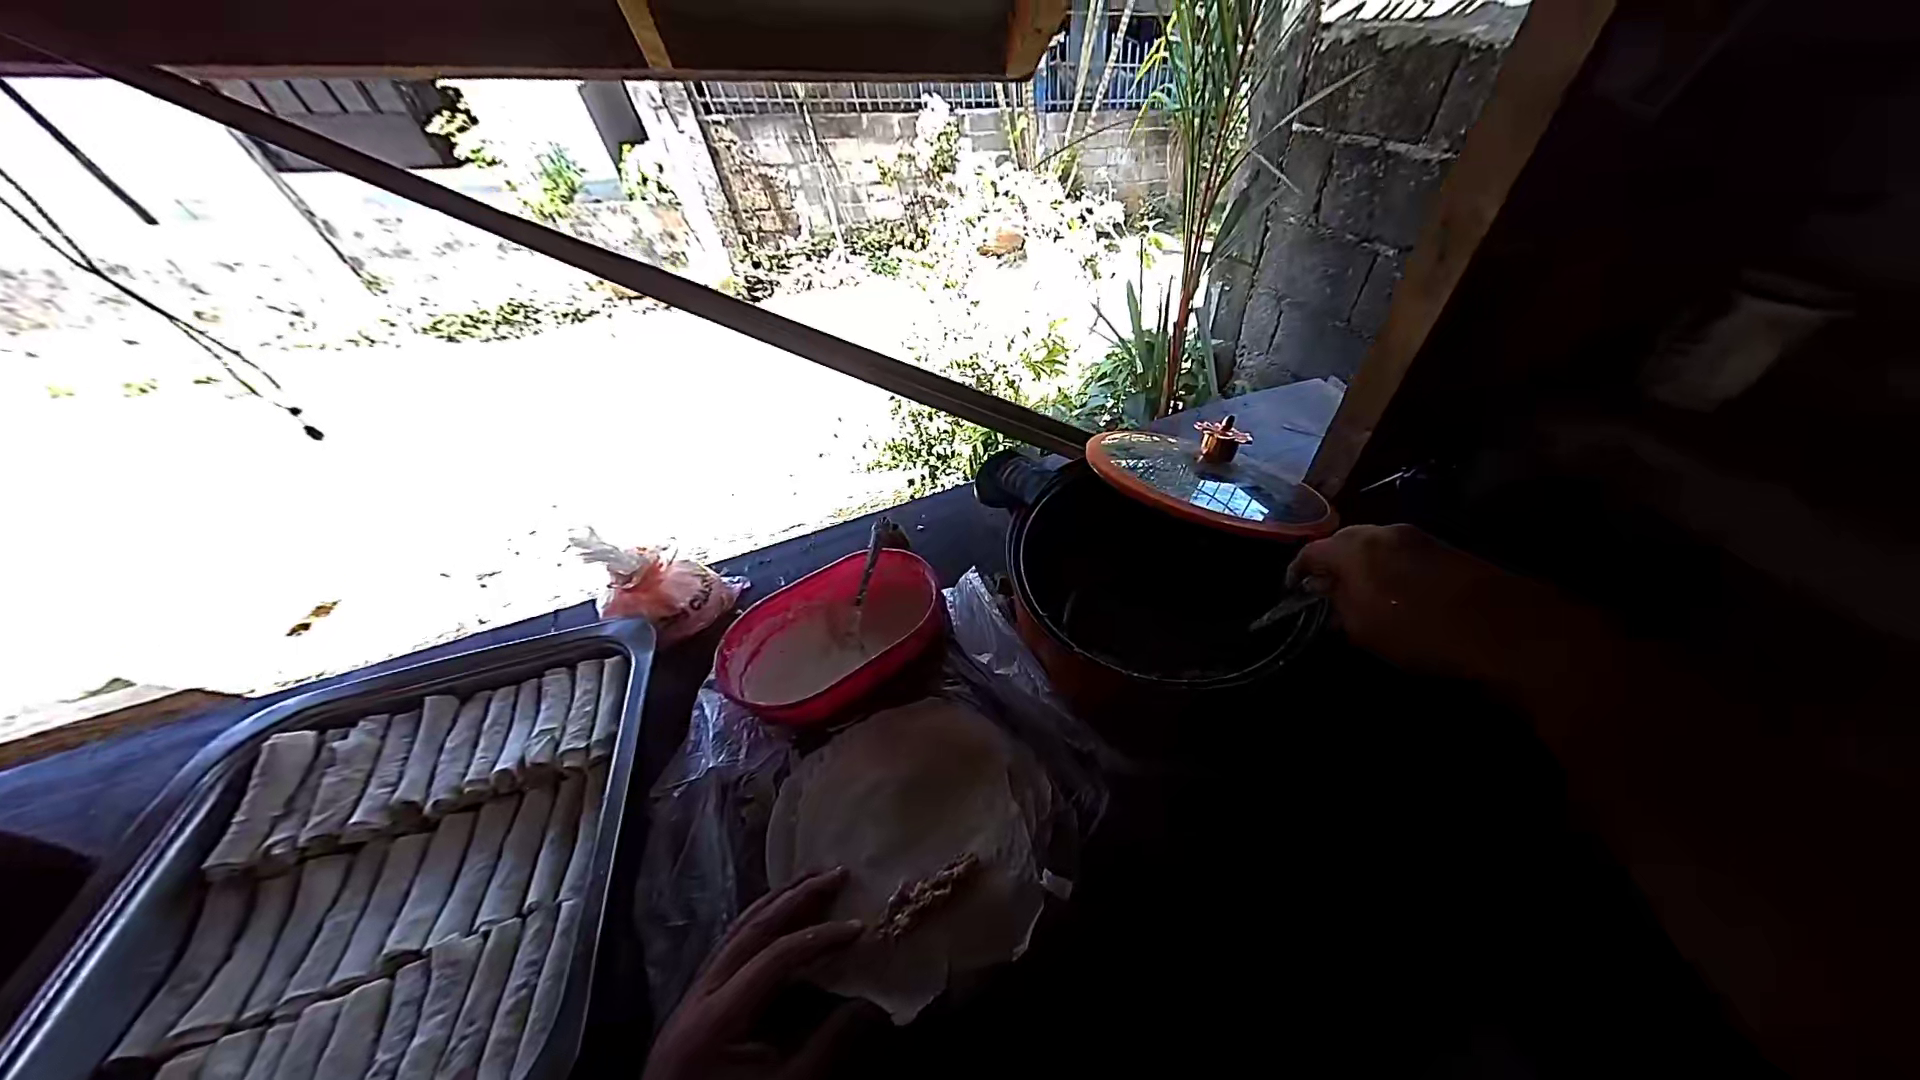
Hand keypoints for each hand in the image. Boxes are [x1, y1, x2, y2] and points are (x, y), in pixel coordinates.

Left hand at [644, 868, 870, 1079]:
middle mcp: (700, 993)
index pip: (775, 957)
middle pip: (753, 927)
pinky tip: (780, 910)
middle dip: (798, 896)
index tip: (857, 929)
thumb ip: (827, 1045)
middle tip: (837, 874)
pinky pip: (730, 943)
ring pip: (738, 928)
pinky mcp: (696, 998)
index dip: (819, 938)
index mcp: (717, 1017)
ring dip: (778, 900)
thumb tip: (871, 1003)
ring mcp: (694, 992)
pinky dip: (760, 919)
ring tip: (813, 878)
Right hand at [1288, 524, 1582, 681]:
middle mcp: (1383, 531)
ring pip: (1373, 546)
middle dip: (1329, 566)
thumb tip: (1324, 593)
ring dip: (1361, 567)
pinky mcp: (1447, 550)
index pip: (1309, 552)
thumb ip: (1334, 605)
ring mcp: (1419, 537)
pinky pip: (1401, 554)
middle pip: (1341, 543)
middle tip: (1324, 594)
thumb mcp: (1362, 628)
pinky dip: (1389, 570)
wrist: (1514, 631)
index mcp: (1355, 547)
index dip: (1295, 574)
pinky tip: (1397, 595)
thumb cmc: (1423, 631)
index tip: (1291, 593)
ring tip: (1360, 596)